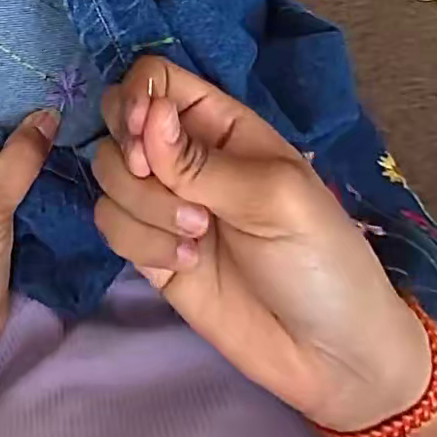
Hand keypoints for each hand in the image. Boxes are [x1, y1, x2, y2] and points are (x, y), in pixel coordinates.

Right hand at [92, 58, 432, 432]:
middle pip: (116, 117)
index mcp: (218, 122)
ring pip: (107, 171)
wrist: (330, 359)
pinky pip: (108, 221)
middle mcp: (181, 152)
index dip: (136, 96)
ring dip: (144, 206)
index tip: (143, 133)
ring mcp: (160, 198)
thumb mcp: (274, 198)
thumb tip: (148, 112)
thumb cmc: (321, 258)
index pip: (154, 78)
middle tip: (156, 179)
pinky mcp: (145, 244)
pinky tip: (185, 263)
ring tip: (197, 236)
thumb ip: (201, 160)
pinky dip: (139, 242)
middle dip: (128, 151)